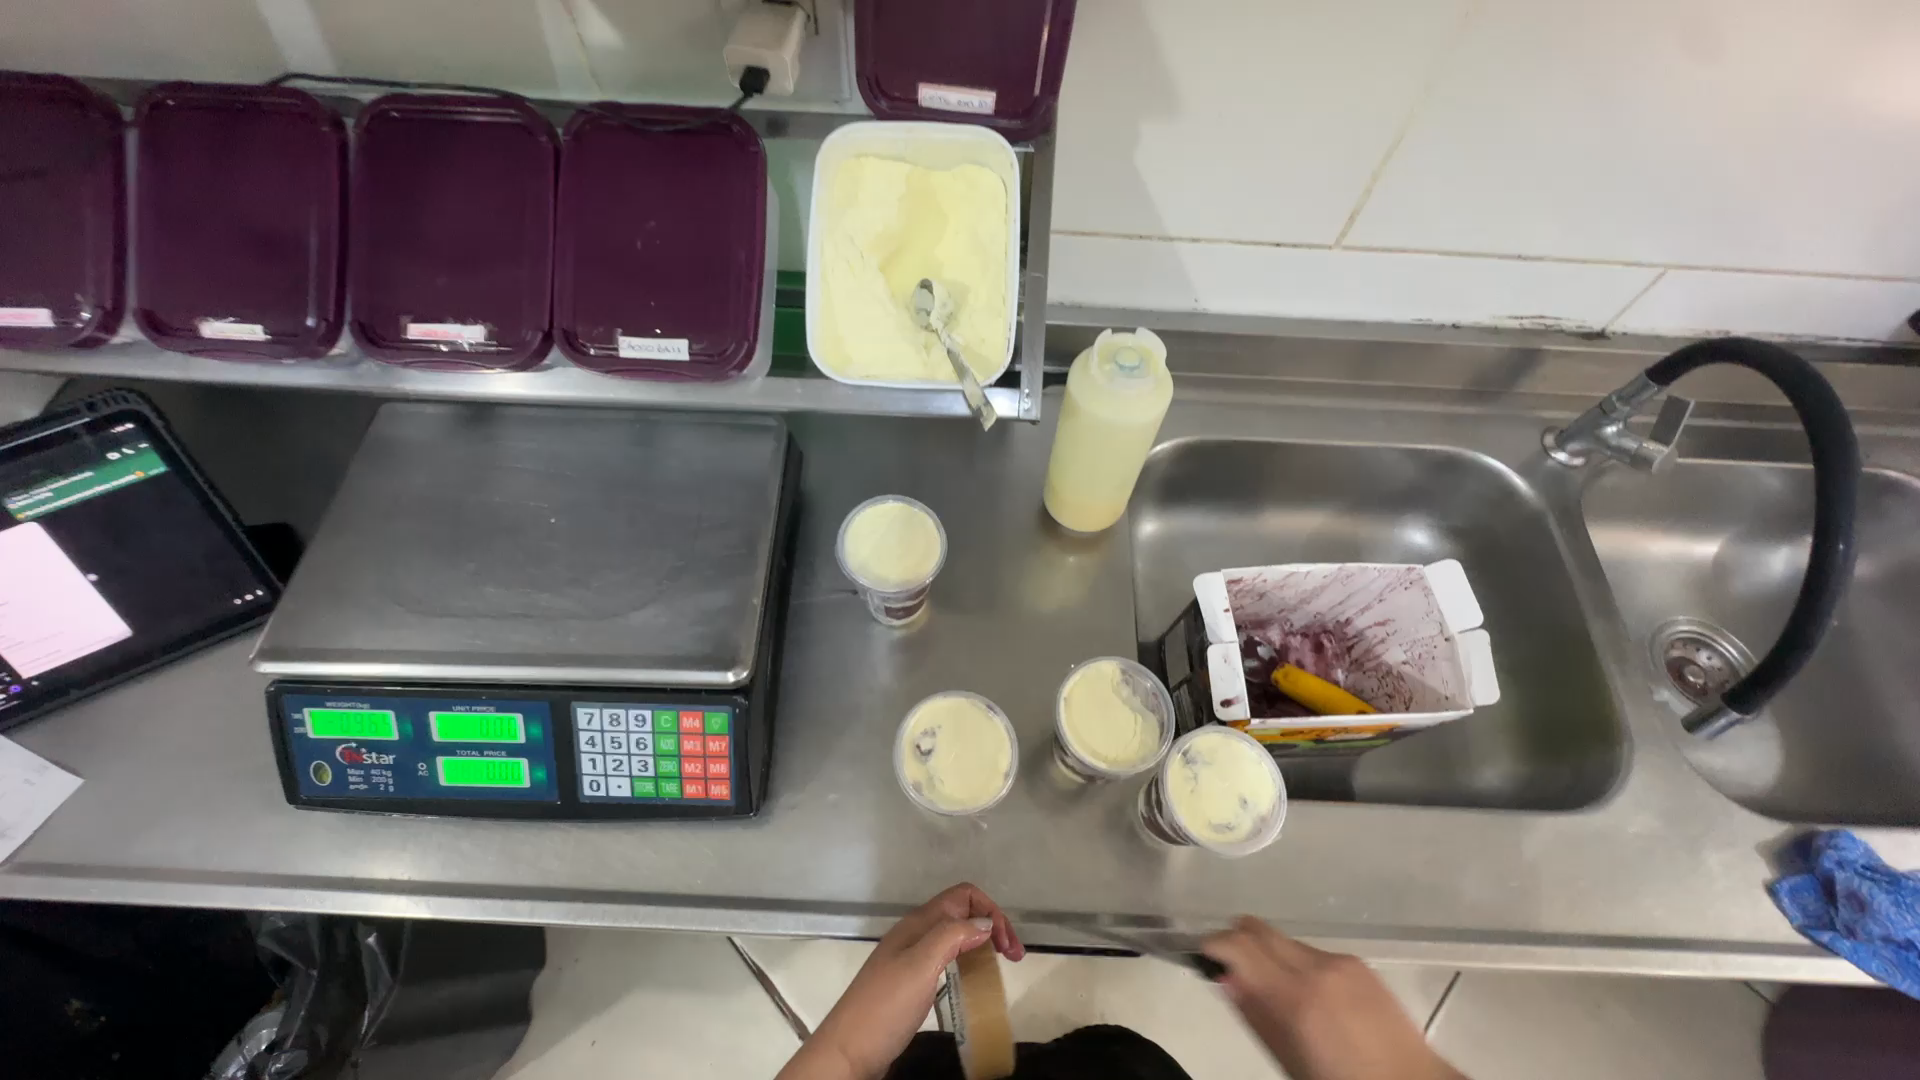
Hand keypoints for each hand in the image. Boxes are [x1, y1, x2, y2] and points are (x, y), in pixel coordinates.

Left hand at [779, 883, 1024, 1079]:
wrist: (847, 1051)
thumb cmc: (885, 1006)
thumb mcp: (921, 966)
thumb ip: (951, 936)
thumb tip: (984, 922)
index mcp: (919, 923)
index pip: (963, 896)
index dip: (990, 912)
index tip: (1008, 947)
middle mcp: (916, 933)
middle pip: (962, 913)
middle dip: (992, 926)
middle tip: (1014, 957)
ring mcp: (912, 957)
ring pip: (955, 935)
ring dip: (981, 942)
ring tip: (1000, 966)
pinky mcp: (911, 981)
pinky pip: (947, 957)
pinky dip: (967, 960)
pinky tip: (972, 979)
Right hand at [1202, 917, 1466, 1079]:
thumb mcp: (1289, 1062)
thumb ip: (1255, 1015)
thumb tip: (1225, 978)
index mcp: (1296, 996)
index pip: (1237, 944)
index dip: (1212, 943)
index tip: (1202, 954)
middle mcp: (1316, 966)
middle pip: (1256, 928)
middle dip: (1235, 939)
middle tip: (1227, 964)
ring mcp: (1340, 961)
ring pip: (1283, 939)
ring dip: (1267, 953)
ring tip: (1272, 988)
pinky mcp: (1358, 962)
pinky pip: (1312, 952)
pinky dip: (1296, 963)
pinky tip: (1308, 995)